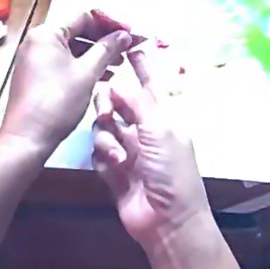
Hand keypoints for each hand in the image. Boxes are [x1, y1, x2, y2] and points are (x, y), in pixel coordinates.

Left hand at [0, 9, 134, 153]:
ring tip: (119, 64)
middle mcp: (37, 41)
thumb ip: (107, 49)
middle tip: (128, 49)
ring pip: (71, 48)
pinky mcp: (35, 75)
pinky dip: (82, 66)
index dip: (110, 24)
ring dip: (95, 54)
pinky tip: (102, 76)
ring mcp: (34, 58)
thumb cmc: (57, 102)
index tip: (131, 34)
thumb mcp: (87, 73)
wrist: (27, 137)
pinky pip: (63, 62)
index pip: (84, 17)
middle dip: (104, 40)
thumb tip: (124, 35)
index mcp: (46, 33)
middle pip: (77, 31)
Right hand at [92, 50, 212, 251]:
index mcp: (163, 117)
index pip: (148, 83)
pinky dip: (102, 158)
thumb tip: (115, 83)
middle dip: (108, 105)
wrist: (167, 223)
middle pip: (117, 104)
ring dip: (106, 139)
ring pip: (103, 128)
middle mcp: (144, 130)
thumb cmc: (172, 172)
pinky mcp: (113, 171)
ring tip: (116, 156)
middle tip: (107, 113)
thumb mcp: (159, 130)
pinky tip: (112, 169)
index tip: (127, 45)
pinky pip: (97, 153)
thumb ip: (137, 102)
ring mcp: (128, 151)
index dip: (139, 65)